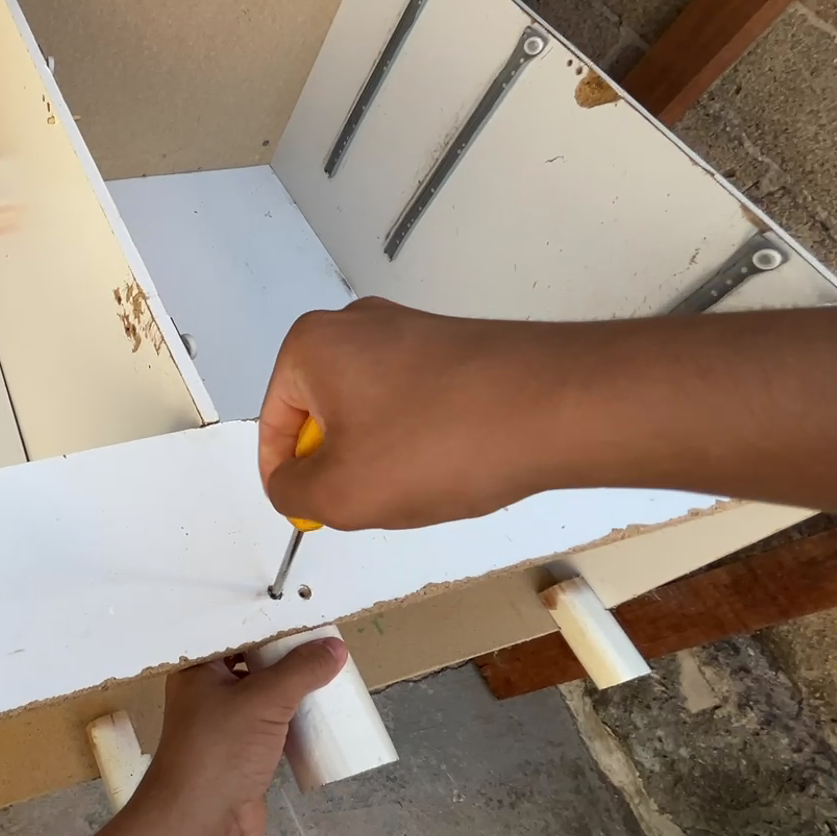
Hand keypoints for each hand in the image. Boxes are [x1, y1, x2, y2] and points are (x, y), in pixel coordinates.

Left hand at [127, 637, 347, 835]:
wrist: (201, 820)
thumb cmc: (220, 748)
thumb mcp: (263, 700)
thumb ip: (300, 671)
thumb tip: (335, 646)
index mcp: (199, 667)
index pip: (233, 632)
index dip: (266, 623)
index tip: (301, 613)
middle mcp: (207, 689)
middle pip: (250, 662)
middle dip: (284, 656)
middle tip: (321, 641)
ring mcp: (224, 722)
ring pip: (262, 694)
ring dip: (290, 688)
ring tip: (326, 670)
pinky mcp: (242, 750)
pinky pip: (271, 724)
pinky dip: (291, 718)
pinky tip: (318, 712)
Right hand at [258, 297, 568, 530]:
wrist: (563, 407)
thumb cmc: (439, 444)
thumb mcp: (339, 493)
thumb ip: (289, 493)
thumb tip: (288, 484)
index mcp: (311, 345)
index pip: (273, 424)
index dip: (286, 477)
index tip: (313, 510)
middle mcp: (354, 325)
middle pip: (318, 414)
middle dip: (337, 463)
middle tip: (369, 498)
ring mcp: (408, 329)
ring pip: (364, 410)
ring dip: (377, 453)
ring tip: (417, 480)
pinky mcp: (452, 344)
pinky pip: (408, 399)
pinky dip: (416, 436)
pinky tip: (448, 460)